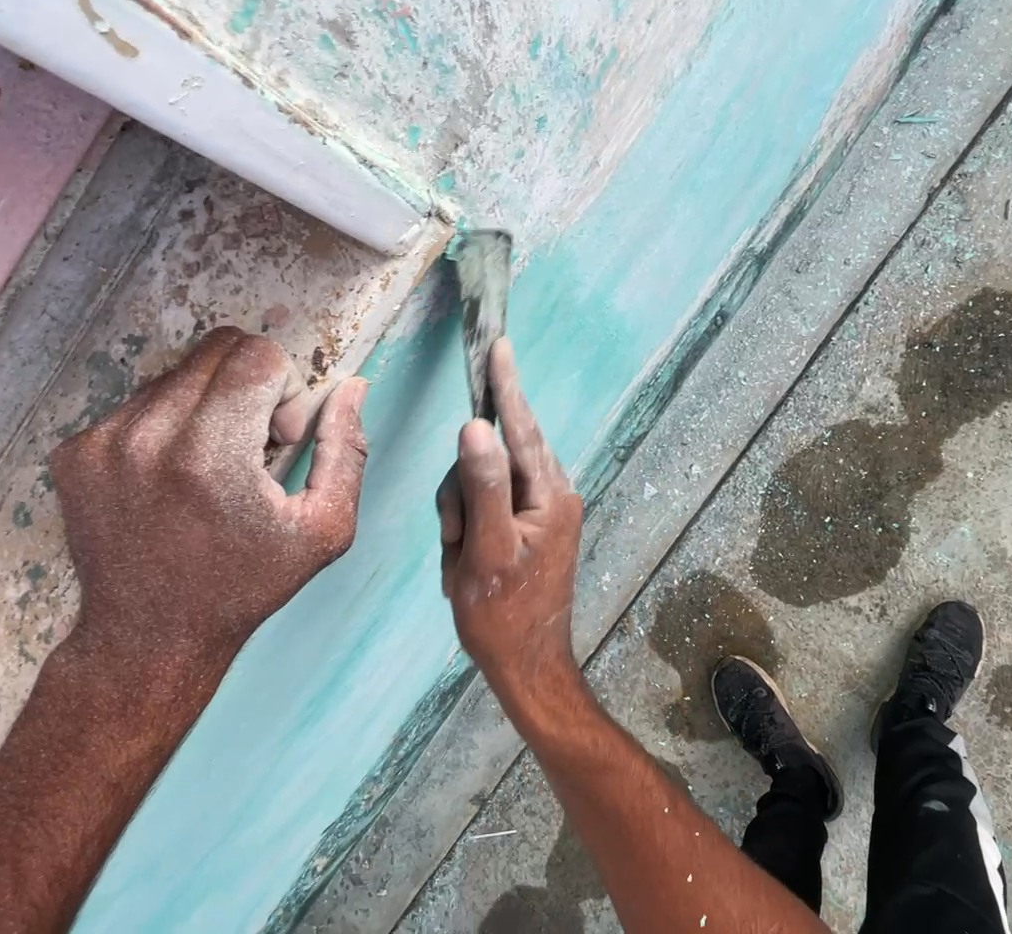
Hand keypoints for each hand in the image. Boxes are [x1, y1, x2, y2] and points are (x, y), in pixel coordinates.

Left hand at [49, 327, 368, 667]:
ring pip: (181, 371)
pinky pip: (142, 399)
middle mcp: (145, 436)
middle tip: (256, 442)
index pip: (257, 355)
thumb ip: (346, 450)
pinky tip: (179, 474)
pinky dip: (174, 421)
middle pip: (220, 347)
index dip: (287, 387)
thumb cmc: (245, 586)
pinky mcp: (74, 451)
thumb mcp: (324, 529)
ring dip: (213, 402)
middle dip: (255, 383)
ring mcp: (100, 442)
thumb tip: (354, 386)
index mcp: (209, 455)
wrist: (148, 638)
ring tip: (216, 462)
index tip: (281, 438)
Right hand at [437, 339, 583, 706]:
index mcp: (551, 496)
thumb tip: (477, 427)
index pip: (522, 429)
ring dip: (461, 516)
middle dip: (463, 491)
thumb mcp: (485, 550)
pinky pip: (487, 504)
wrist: (526, 665)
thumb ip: (481, 486)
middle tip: (458, 538)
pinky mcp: (529, 525)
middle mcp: (553, 494)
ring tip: (462, 561)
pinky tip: (466, 561)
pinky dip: (468, 527)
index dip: (506, 387)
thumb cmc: (503, 615)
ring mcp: (542, 510)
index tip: (500, 346)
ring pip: (483, 482)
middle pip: (495, 456)